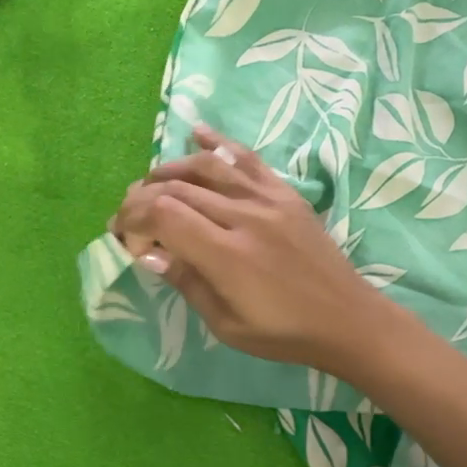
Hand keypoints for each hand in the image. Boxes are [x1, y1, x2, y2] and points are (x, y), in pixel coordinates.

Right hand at [112, 126, 380, 365]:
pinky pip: (246, 159)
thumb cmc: (281, 334)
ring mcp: (268, 200)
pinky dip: (218, 143)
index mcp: (227, 256)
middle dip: (142, 198)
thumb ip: (188, 283)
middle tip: (125, 214)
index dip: (133, 220)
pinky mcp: (286, 194)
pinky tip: (196, 133)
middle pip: (178, 189)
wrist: (346, 319)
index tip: (120, 235)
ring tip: (149, 182)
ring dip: (170, 170)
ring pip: (207, 167)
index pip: (164, 217)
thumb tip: (148, 255)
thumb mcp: (226, 324)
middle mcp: (244, 217)